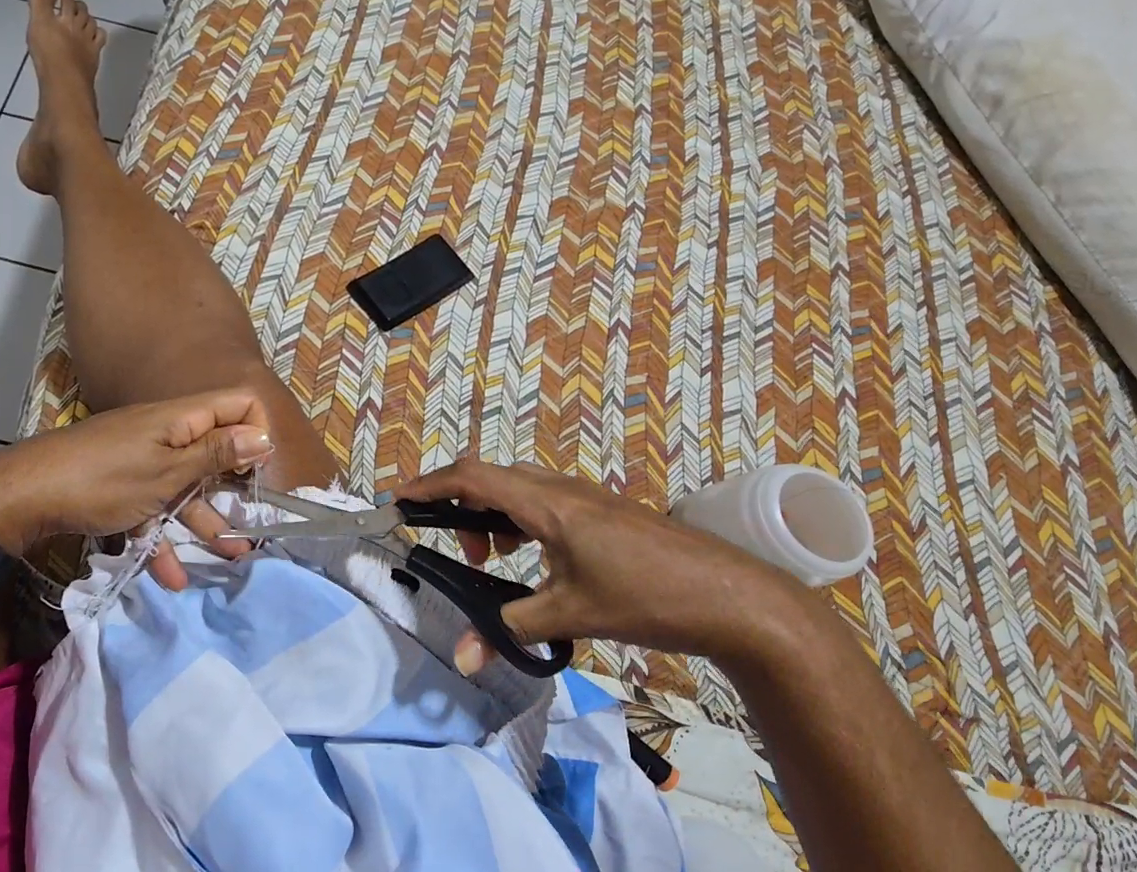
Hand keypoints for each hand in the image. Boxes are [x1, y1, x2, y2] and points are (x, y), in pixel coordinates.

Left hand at [0, 388, 271, 587]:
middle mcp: (164, 433)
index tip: (258, 473)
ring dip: (202, 523)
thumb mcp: (165, 471)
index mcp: (179, 418)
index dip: (255, 432)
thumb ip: (214, 454)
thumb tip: (262, 434)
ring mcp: (141, 460)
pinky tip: (172, 577)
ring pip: (183, 489)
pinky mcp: (120, 487)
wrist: (25, 494)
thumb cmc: (103, 479)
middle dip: (233, 491)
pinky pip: (152, 509)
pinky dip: (161, 538)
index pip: (236, 405)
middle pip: (212, 453)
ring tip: (229, 560)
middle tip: (254, 528)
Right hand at [394, 460, 819, 673]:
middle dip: (458, 506)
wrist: (736, 597)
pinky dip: (518, 520)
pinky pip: (542, 499)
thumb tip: (463, 660)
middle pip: (490, 477)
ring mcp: (586, 496)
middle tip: (455, 551)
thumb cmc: (648, 598)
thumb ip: (510, 630)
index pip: (472, 478)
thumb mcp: (572, 616)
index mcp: (547, 504)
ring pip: (518, 487)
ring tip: (492, 557)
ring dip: (491, 514)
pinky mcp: (603, 510)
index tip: (399, 501)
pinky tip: (534, 559)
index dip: (430, 485)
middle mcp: (562, 488)